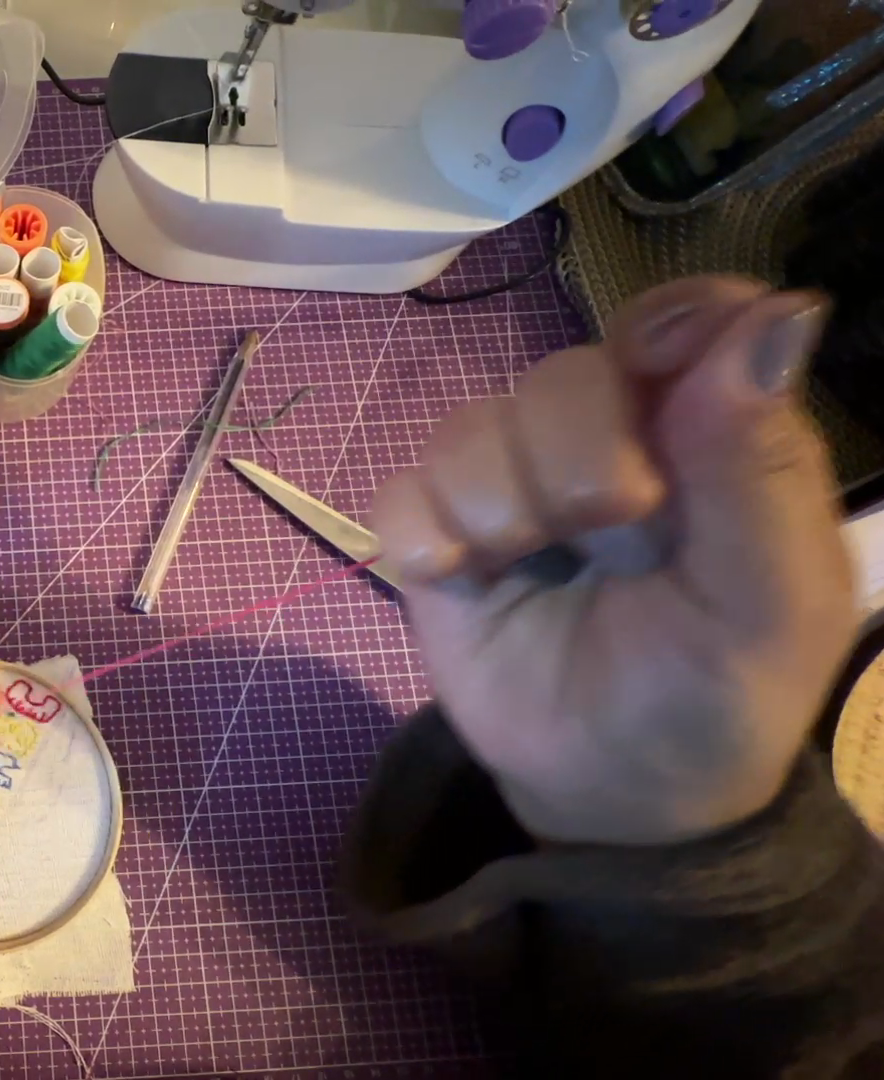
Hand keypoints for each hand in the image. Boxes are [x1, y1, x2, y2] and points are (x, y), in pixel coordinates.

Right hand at [371, 278, 854, 845]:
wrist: (597, 779)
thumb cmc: (707, 693)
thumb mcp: (769, 603)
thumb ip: (759, 468)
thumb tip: (772, 314)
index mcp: (699, 441)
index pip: (679, 323)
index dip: (666, 325)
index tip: (657, 373)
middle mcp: (591, 445)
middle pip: (555, 376)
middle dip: (576, 462)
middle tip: (608, 542)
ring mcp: (495, 487)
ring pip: (462, 432)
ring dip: (493, 511)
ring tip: (524, 571)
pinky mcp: (423, 530)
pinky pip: (397, 494)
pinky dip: (421, 541)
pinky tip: (458, 581)